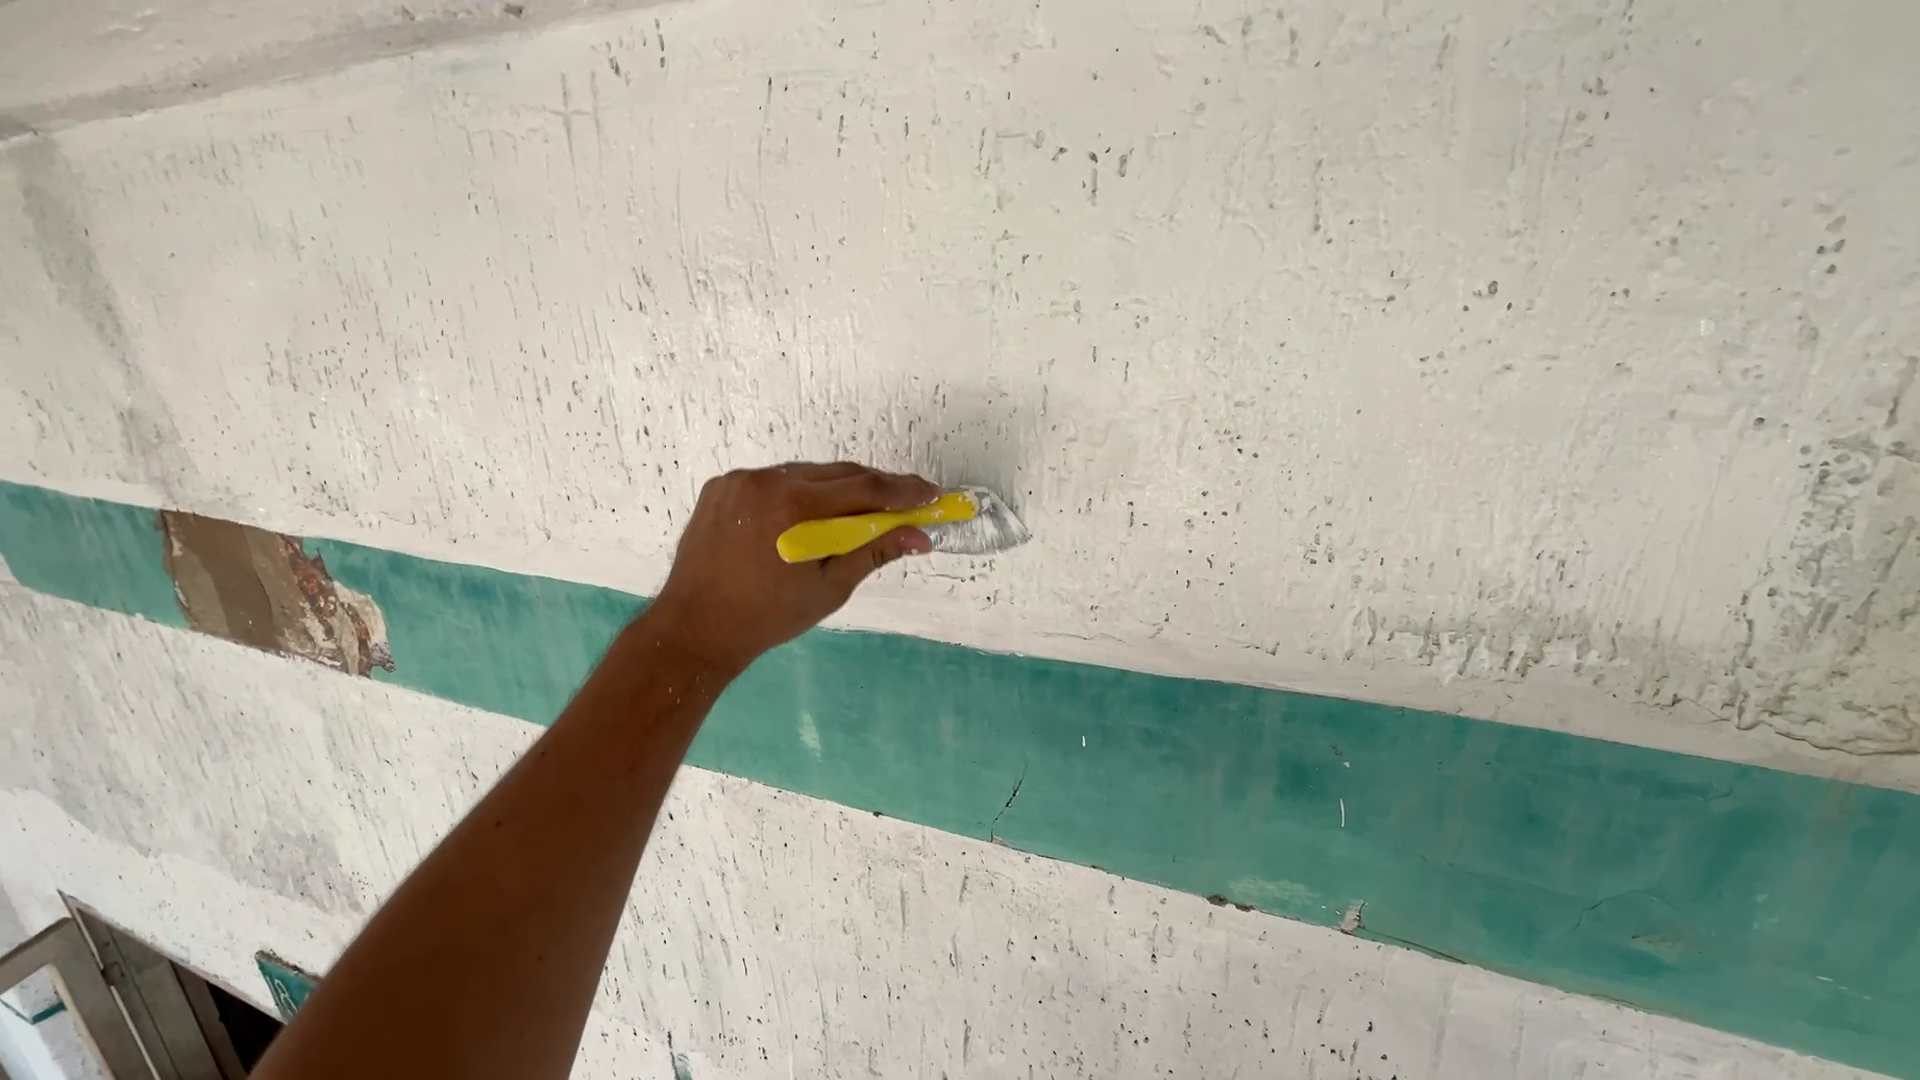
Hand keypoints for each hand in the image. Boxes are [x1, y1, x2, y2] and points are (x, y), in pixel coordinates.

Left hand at [642, 462, 940, 672]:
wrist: (694, 628)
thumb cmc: (768, 618)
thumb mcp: (830, 588)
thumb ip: (874, 552)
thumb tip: (921, 537)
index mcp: (794, 507)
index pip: (864, 488)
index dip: (903, 491)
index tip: (932, 494)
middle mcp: (765, 481)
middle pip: (836, 474)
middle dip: (874, 487)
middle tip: (905, 504)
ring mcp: (739, 480)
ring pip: (805, 473)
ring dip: (835, 489)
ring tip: (857, 514)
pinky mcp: (722, 486)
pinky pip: (774, 481)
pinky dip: (798, 493)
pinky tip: (807, 516)